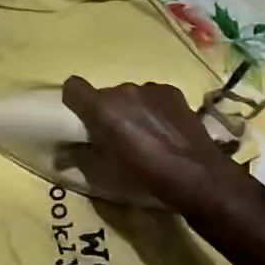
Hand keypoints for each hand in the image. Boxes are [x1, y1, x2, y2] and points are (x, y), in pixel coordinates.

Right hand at [61, 77, 242, 206]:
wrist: (195, 174)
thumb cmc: (145, 177)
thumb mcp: (107, 170)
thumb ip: (84, 153)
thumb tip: (68, 151)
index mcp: (103, 109)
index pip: (73, 88)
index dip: (76, 102)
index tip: (82, 118)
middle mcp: (125, 91)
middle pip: (106, 95)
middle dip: (109, 112)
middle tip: (119, 136)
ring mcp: (151, 88)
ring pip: (132, 95)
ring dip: (134, 109)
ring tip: (148, 134)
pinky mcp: (173, 91)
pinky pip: (154, 96)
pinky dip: (155, 108)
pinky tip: (167, 129)